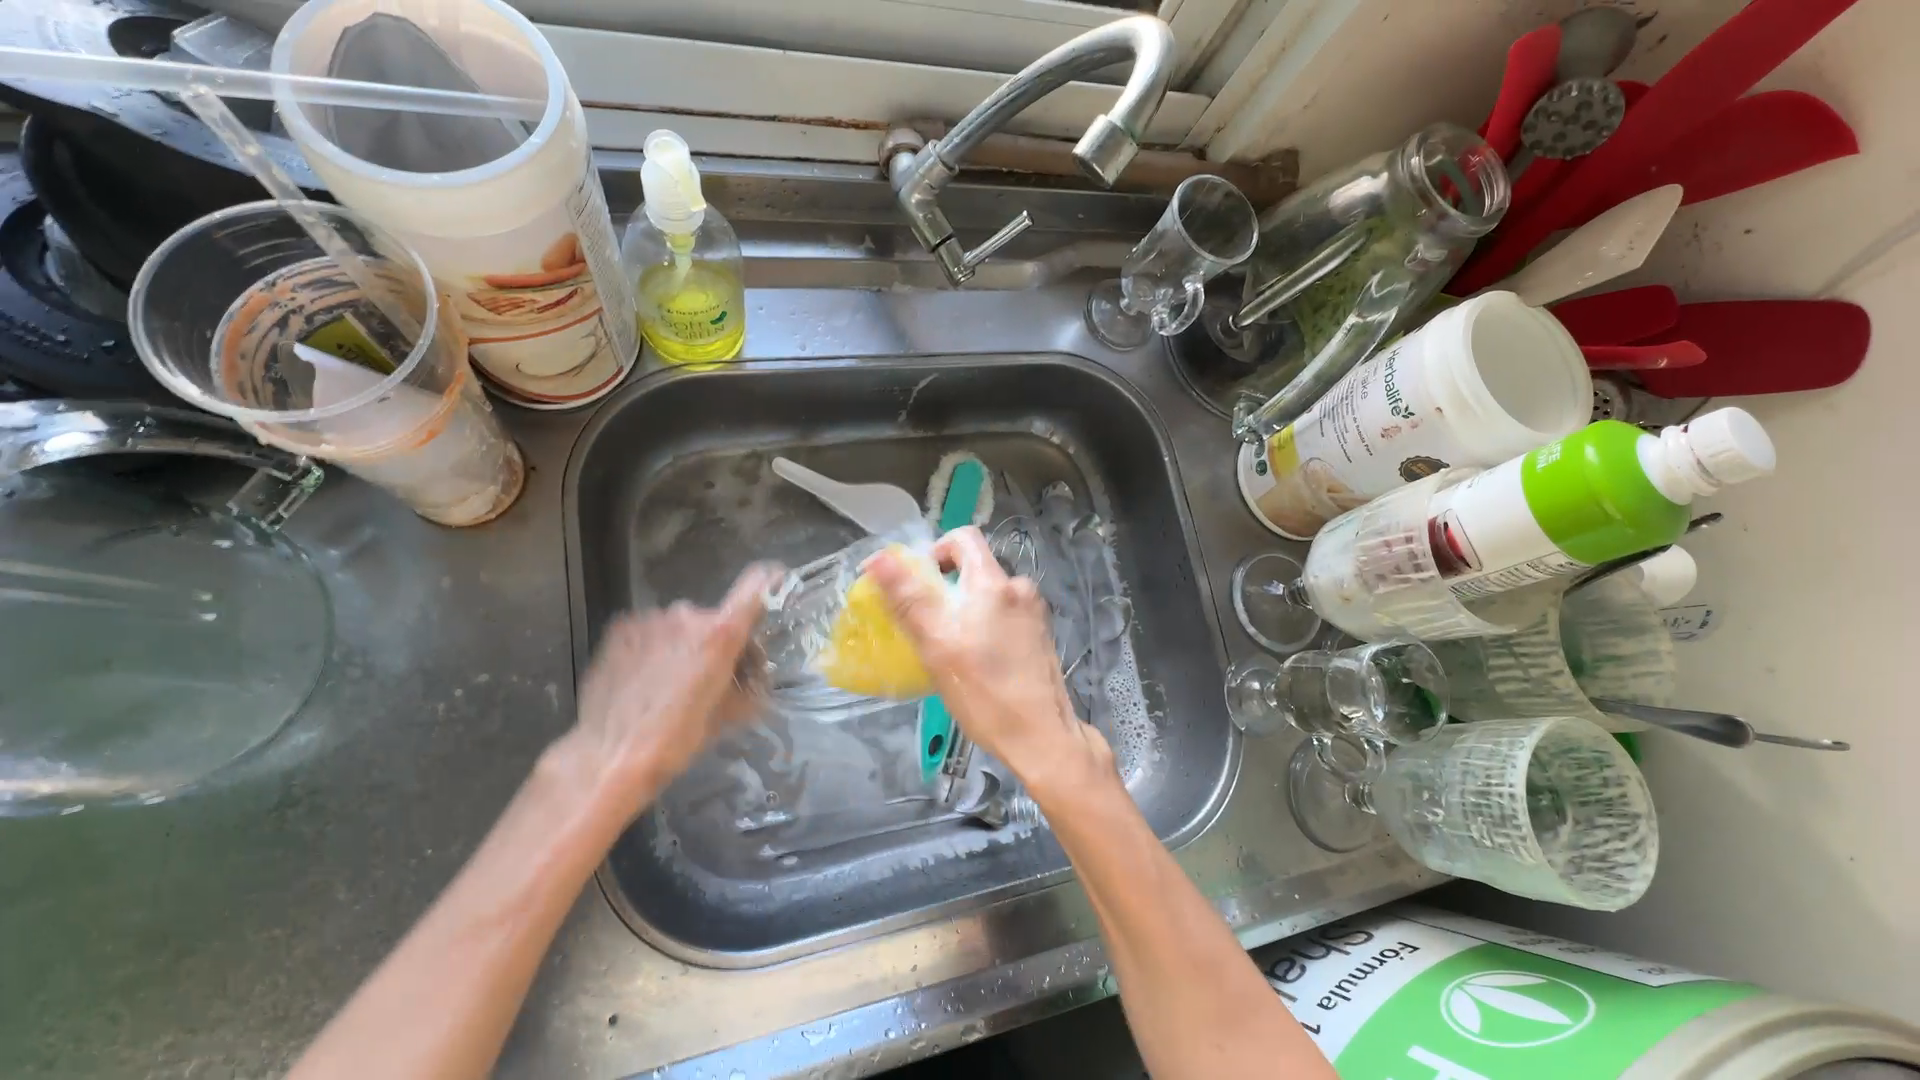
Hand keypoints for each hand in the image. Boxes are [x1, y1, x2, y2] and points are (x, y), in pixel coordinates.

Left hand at [566, 563, 782, 816]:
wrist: (611, 756)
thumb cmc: (677, 740)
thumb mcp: (727, 716)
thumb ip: (747, 685)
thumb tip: (755, 677)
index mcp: (721, 634)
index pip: (756, 586)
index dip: (770, 581)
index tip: (776, 580)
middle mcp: (686, 615)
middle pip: (713, 619)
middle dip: (716, 643)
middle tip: (710, 676)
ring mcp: (649, 619)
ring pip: (678, 626)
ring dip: (682, 645)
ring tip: (670, 683)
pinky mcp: (619, 629)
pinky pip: (648, 631)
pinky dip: (652, 648)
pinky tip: (645, 678)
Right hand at [866, 527, 1114, 801]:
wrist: (1042, 737)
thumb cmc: (985, 692)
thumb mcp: (937, 645)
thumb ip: (908, 597)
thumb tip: (878, 557)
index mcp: (993, 582)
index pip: (962, 538)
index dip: (934, 551)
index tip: (917, 584)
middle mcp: (1018, 588)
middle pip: (974, 568)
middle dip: (946, 589)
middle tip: (927, 625)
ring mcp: (1033, 613)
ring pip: (988, 596)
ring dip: (964, 611)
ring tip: (949, 649)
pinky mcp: (1039, 635)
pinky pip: (1003, 616)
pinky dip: (984, 627)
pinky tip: (976, 662)